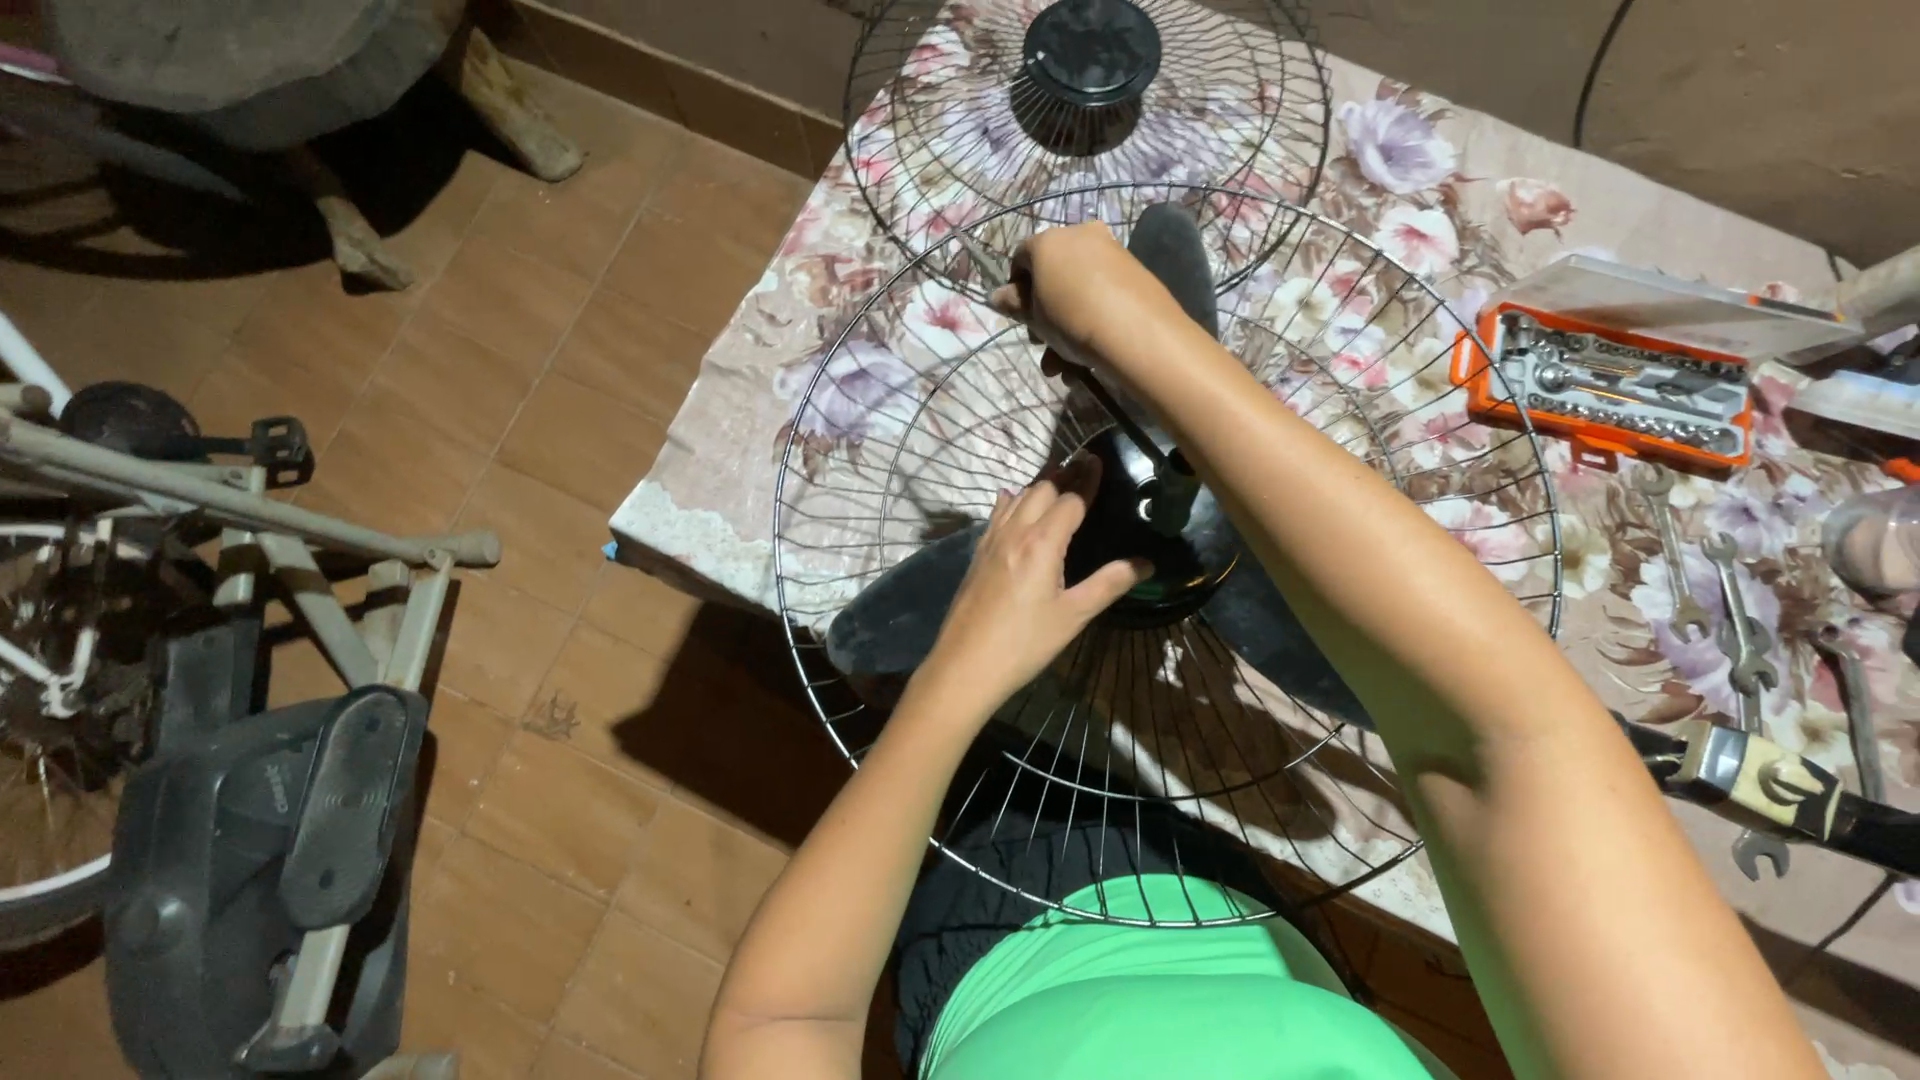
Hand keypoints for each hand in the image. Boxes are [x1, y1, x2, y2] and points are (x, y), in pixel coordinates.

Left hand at [913, 454, 1150, 719]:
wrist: (966, 665)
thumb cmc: (1024, 643)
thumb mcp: (1074, 616)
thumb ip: (1109, 584)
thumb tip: (1145, 563)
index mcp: (1042, 543)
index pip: (1070, 500)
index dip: (1087, 480)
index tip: (1099, 461)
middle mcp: (1014, 532)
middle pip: (1041, 489)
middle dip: (1064, 475)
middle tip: (1083, 467)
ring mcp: (991, 542)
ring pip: (1016, 499)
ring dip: (1039, 484)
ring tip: (1057, 478)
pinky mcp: (977, 555)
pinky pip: (996, 516)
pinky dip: (1011, 502)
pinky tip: (1011, 499)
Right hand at [986, 223, 1182, 381]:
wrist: (1136, 332)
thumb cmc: (1071, 319)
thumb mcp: (1034, 317)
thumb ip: (1014, 305)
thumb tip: (998, 297)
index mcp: (1049, 241)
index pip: (1020, 257)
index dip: (1015, 289)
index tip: (1020, 317)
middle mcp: (1080, 236)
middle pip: (1051, 276)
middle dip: (1043, 316)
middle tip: (1042, 344)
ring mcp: (1111, 252)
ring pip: (1076, 292)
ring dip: (1064, 331)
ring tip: (1064, 368)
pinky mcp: (1134, 272)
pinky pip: (1101, 296)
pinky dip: (1090, 323)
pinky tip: (1088, 361)